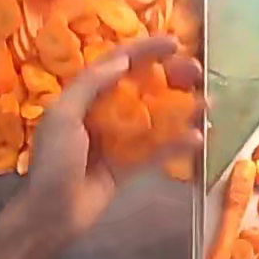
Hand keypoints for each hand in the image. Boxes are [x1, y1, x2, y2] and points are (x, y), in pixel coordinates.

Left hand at [20, 35, 202, 242]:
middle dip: (170, 78)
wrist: (51, 215)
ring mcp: (115, 142)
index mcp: (82, 98)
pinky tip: (198, 139)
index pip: (116, 64)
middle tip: (197, 74)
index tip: (175, 43)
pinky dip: (175, 145)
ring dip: (180, 110)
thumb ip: (90, 85)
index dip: (145, 50)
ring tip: (208, 104)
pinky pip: (154, 152)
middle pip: (140, 88)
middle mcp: (100, 115)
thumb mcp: (63, 117)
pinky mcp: (126, 168)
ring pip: (153, 119)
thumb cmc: (53, 164)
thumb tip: (122, 59)